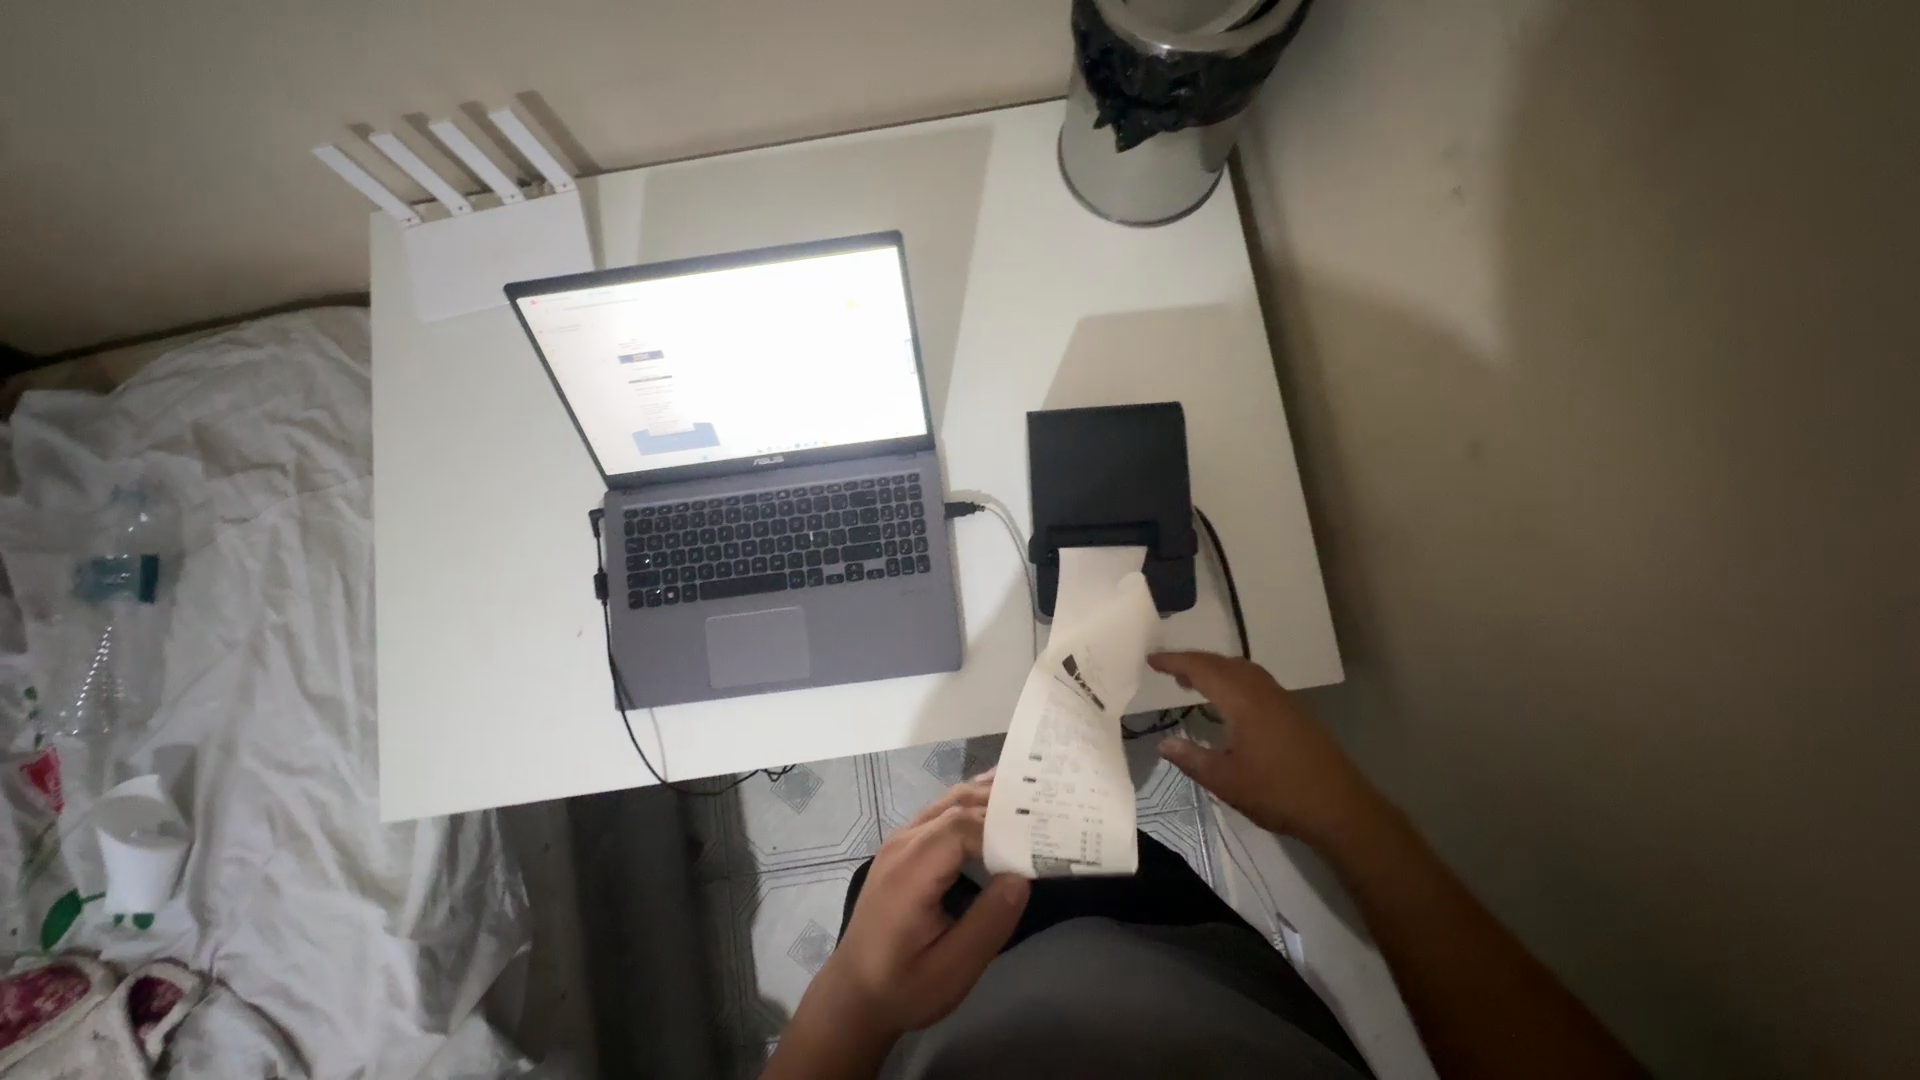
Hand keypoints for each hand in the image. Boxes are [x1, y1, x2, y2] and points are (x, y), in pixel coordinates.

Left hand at [809, 771, 1030, 1038]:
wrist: (855, 992)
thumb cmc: (904, 986)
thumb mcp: (952, 970)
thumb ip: (988, 923)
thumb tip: (1021, 877)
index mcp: (910, 871)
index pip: (961, 826)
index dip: (1002, 827)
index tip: (1039, 841)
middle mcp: (903, 843)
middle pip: (957, 803)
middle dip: (1001, 804)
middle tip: (1048, 807)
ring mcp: (900, 840)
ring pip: (949, 801)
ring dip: (988, 797)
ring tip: (1032, 796)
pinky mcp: (904, 846)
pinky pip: (941, 811)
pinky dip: (972, 804)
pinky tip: (996, 805)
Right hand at [1150, 651, 1384, 845]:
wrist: (1340, 807)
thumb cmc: (1277, 792)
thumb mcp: (1225, 781)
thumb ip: (1191, 759)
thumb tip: (1164, 743)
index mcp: (1242, 701)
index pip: (1202, 669)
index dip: (1175, 662)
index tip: (1152, 659)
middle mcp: (1263, 692)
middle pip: (1224, 663)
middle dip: (1194, 661)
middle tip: (1169, 669)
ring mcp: (1283, 701)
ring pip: (1244, 671)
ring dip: (1216, 669)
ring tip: (1194, 682)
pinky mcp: (1295, 714)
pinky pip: (1257, 682)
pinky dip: (1234, 680)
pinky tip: (1229, 703)